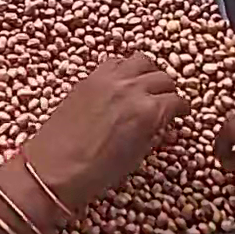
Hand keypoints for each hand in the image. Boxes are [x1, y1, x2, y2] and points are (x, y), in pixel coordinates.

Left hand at [24, 54, 190, 210]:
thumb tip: (161, 123)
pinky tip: (124, 81)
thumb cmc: (93, 172)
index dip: (182, 109)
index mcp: (148, 111)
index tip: (181, 113)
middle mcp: (131, 89)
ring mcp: (108, 79)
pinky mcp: (88, 78)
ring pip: (141, 61)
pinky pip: (115, 63)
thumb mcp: (134, 157)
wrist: (52, 170)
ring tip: (148, 85)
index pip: (176, 101)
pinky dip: (125, 68)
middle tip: (167, 101)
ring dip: (149, 72)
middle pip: (163, 78)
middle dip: (168, 90)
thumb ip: (152, 133)